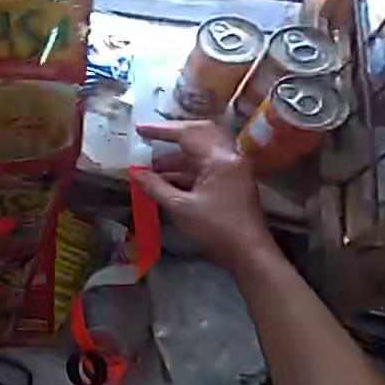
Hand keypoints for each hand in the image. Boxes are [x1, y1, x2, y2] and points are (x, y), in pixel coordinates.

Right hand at [134, 121, 276, 271]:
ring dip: (174, 159)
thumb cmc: (216, 229)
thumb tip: (135, 173)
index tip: (140, 129)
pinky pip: (203, 168)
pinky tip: (163, 181)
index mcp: (219, 159)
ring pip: (199, 155)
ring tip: (148, 167)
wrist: (249, 254)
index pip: (187, 133)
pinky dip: (183, 171)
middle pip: (197, 136)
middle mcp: (228, 158)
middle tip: (148, 139)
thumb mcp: (181, 208)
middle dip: (171, 137)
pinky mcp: (230, 183)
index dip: (161, 130)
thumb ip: (156, 187)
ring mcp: (231, 170)